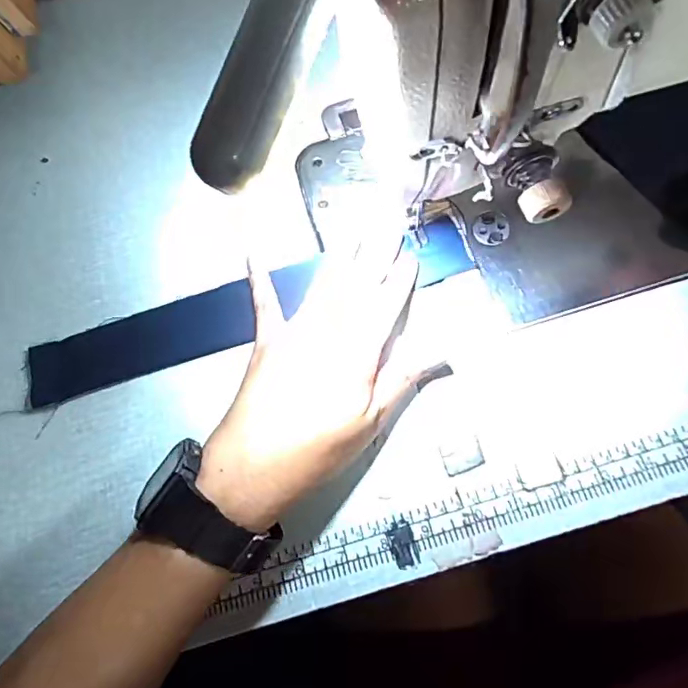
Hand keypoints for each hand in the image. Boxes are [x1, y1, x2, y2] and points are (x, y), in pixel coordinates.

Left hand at [197, 231, 450, 531]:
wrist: (250, 469)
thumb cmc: (316, 452)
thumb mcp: (369, 424)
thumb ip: (400, 381)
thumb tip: (436, 353)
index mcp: (357, 355)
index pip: (385, 306)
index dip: (400, 279)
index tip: (412, 254)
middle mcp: (327, 334)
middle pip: (358, 285)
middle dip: (377, 251)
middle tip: (390, 218)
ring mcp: (294, 333)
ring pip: (323, 285)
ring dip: (341, 254)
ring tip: (355, 227)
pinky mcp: (267, 342)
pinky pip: (265, 302)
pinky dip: (259, 277)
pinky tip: (254, 253)